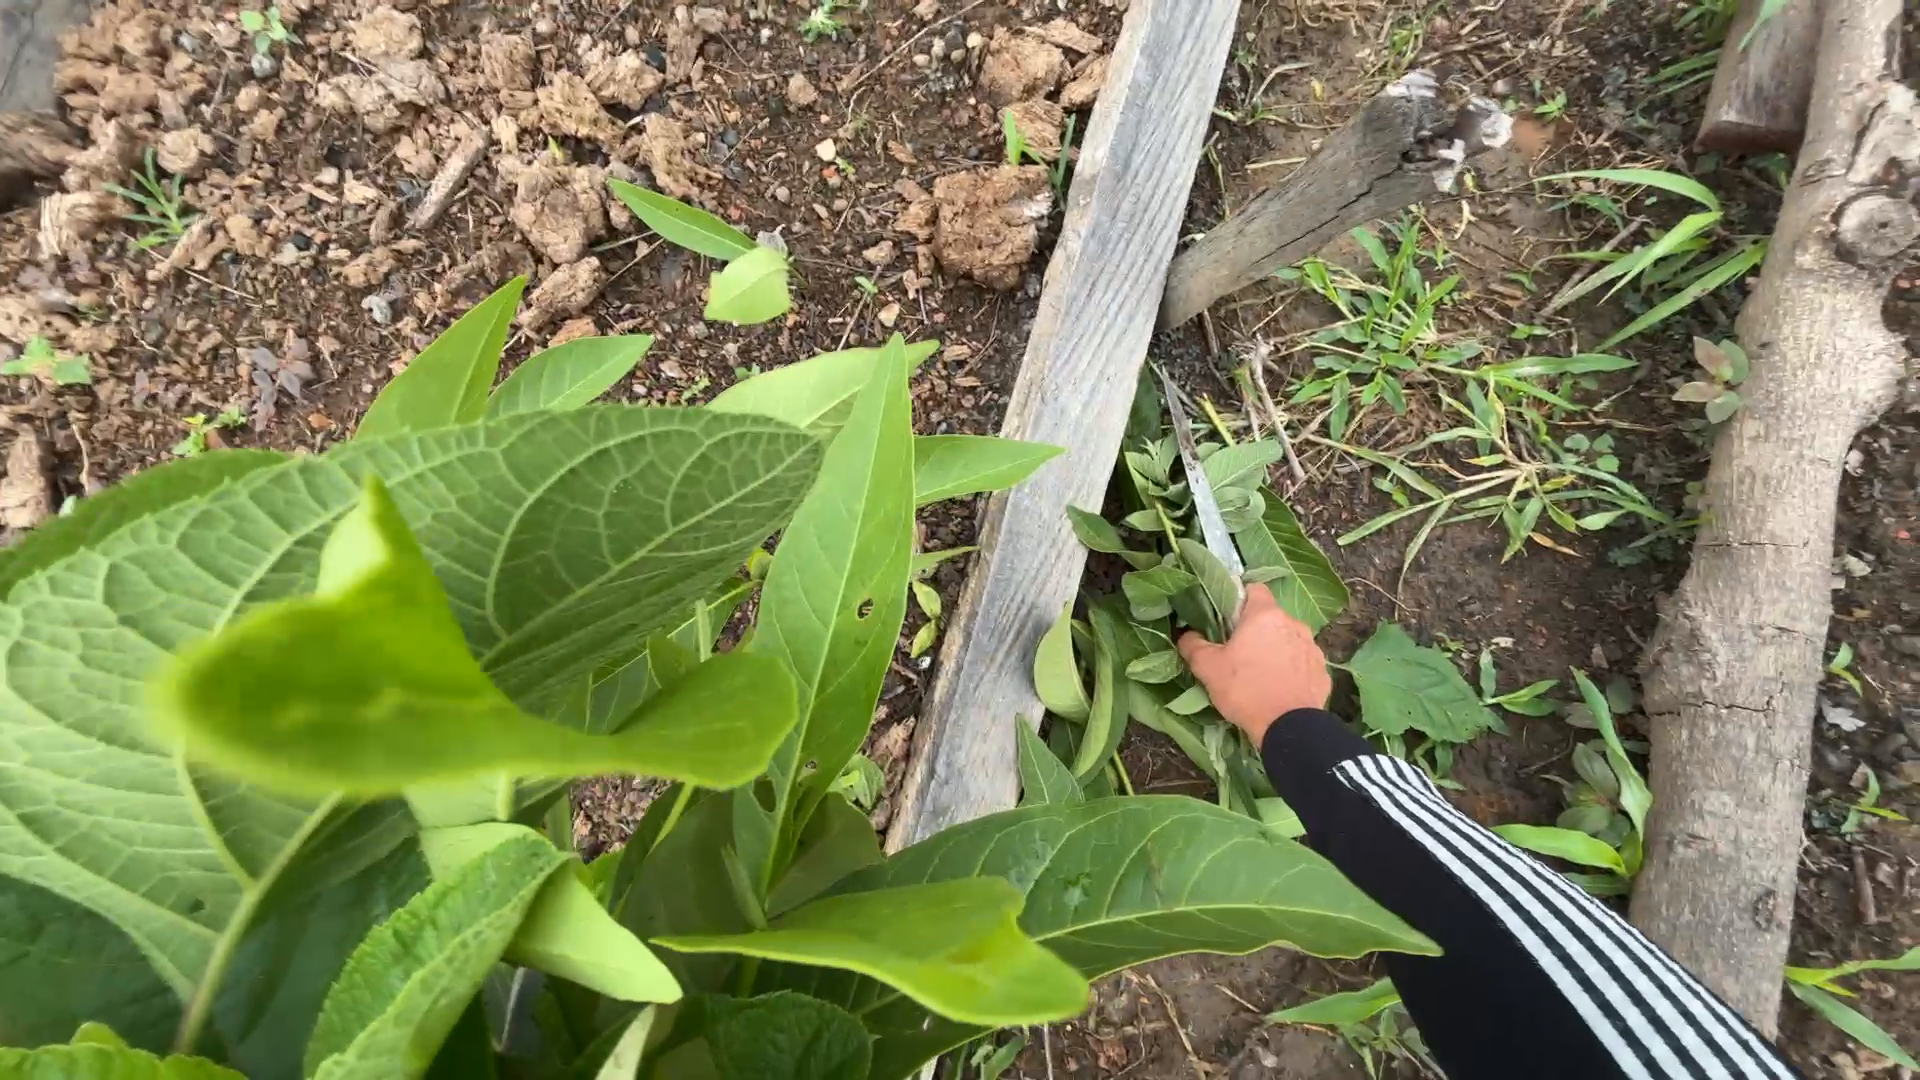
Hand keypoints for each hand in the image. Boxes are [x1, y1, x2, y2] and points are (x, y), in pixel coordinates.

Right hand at [1178, 584, 1330, 743]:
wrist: (1290, 728)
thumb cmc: (1246, 689)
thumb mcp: (1207, 668)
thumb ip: (1193, 645)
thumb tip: (1187, 635)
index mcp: (1265, 616)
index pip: (1254, 588)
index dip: (1238, 598)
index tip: (1225, 618)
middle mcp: (1293, 624)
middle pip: (1270, 617)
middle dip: (1254, 629)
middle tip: (1236, 651)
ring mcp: (1312, 647)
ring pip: (1287, 639)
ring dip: (1274, 648)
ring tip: (1258, 672)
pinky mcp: (1322, 671)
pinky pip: (1301, 661)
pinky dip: (1290, 669)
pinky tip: (1277, 687)